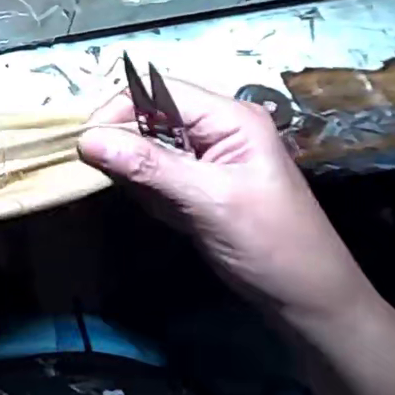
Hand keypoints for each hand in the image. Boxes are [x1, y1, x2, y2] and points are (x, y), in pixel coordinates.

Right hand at [78, 81, 376, 330]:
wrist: (308, 302)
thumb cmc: (271, 245)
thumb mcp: (208, 201)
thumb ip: (148, 166)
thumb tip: (88, 140)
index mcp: (228, 116)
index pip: (157, 92)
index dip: (118, 110)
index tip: (87, 144)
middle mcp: (215, 127)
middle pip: (148, 115)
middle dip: (126, 145)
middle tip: (116, 179)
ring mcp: (205, 155)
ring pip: (146, 146)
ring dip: (138, 174)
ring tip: (160, 205)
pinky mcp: (195, 181)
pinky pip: (154, 173)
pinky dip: (148, 192)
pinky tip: (169, 215)